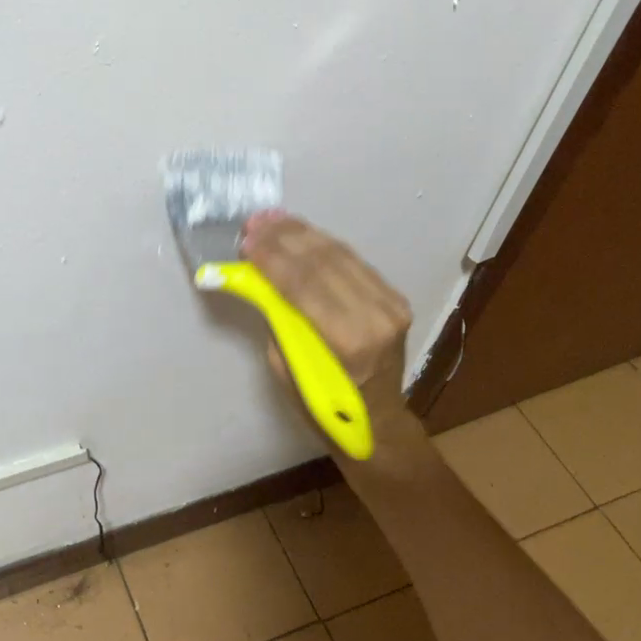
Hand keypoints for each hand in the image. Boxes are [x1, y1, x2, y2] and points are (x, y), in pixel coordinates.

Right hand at [241, 212, 420, 444]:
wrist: (379, 421)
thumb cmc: (325, 410)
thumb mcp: (289, 371)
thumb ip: (280, 322)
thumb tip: (261, 281)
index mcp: (349, 342)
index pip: (304, 285)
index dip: (273, 259)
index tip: (246, 241)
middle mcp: (376, 316)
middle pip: (324, 263)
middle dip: (284, 238)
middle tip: (254, 223)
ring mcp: (391, 304)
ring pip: (341, 255)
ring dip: (303, 233)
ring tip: (272, 219)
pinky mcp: (395, 298)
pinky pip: (354, 262)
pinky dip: (324, 244)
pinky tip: (301, 233)